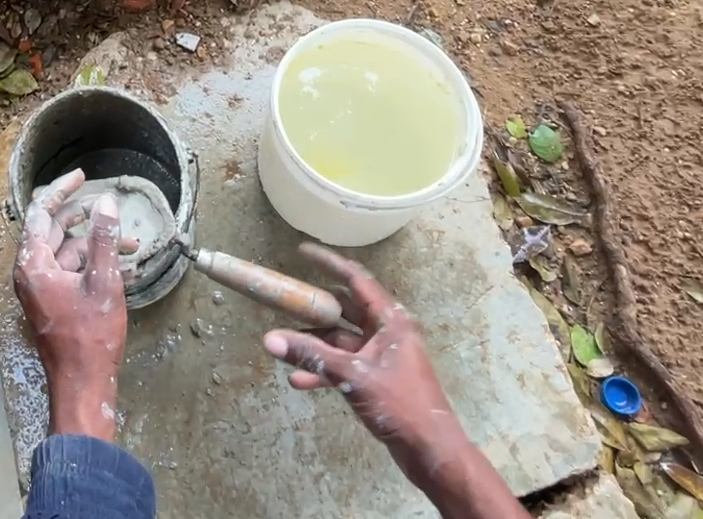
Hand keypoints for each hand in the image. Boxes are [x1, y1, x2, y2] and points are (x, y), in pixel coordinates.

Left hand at [14, 169, 127, 440]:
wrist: (82, 385)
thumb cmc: (89, 336)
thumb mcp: (103, 281)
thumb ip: (105, 239)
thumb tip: (107, 202)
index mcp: (33, 263)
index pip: (40, 212)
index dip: (61, 190)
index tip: (82, 176)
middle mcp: (32, 272)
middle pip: (53, 228)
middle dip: (84, 215)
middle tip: (107, 204)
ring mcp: (43, 287)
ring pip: (68, 250)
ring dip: (97, 243)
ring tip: (130, 242)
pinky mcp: (56, 300)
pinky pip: (74, 270)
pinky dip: (96, 263)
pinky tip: (125, 265)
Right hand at [261, 245, 469, 484]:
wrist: (432, 453)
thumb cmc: (401, 403)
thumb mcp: (352, 376)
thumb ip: (311, 356)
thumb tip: (270, 339)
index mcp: (389, 320)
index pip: (355, 278)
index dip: (328, 262)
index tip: (301, 251)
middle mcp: (385, 331)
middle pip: (343, 308)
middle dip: (314, 306)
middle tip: (286, 297)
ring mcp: (380, 355)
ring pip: (339, 339)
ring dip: (313, 344)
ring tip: (282, 345)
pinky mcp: (375, 378)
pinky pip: (342, 364)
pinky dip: (322, 370)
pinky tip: (297, 381)